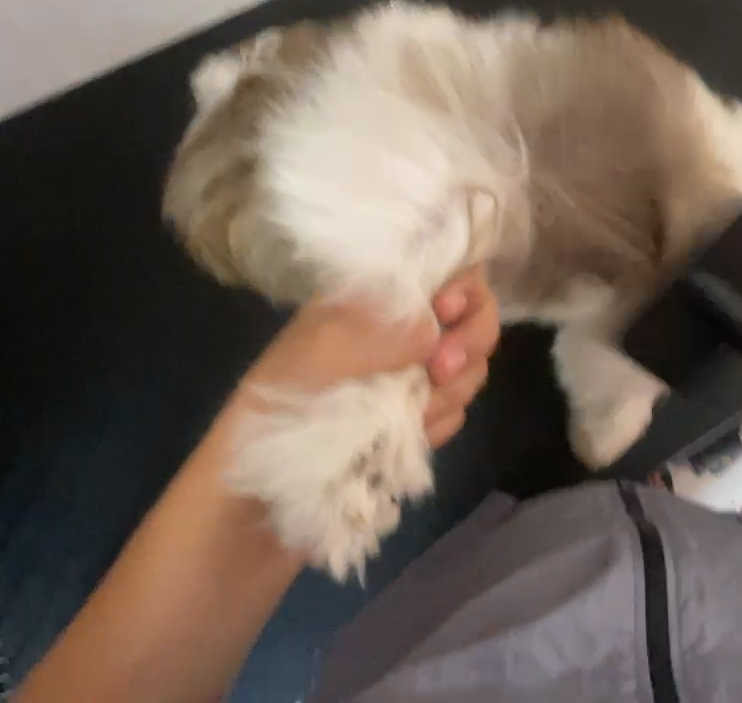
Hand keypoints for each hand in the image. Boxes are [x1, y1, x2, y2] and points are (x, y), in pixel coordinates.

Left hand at [241, 269, 499, 447]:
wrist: (267, 473)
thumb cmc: (289, 393)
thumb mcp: (332, 346)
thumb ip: (392, 328)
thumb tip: (438, 329)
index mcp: (382, 294)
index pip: (451, 269)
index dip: (463, 288)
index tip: (445, 312)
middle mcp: (405, 326)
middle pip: (474, 318)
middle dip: (468, 344)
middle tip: (439, 372)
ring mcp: (414, 371)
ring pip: (469, 369)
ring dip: (450, 391)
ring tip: (414, 413)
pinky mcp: (417, 413)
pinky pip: (454, 411)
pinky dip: (438, 423)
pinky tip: (411, 434)